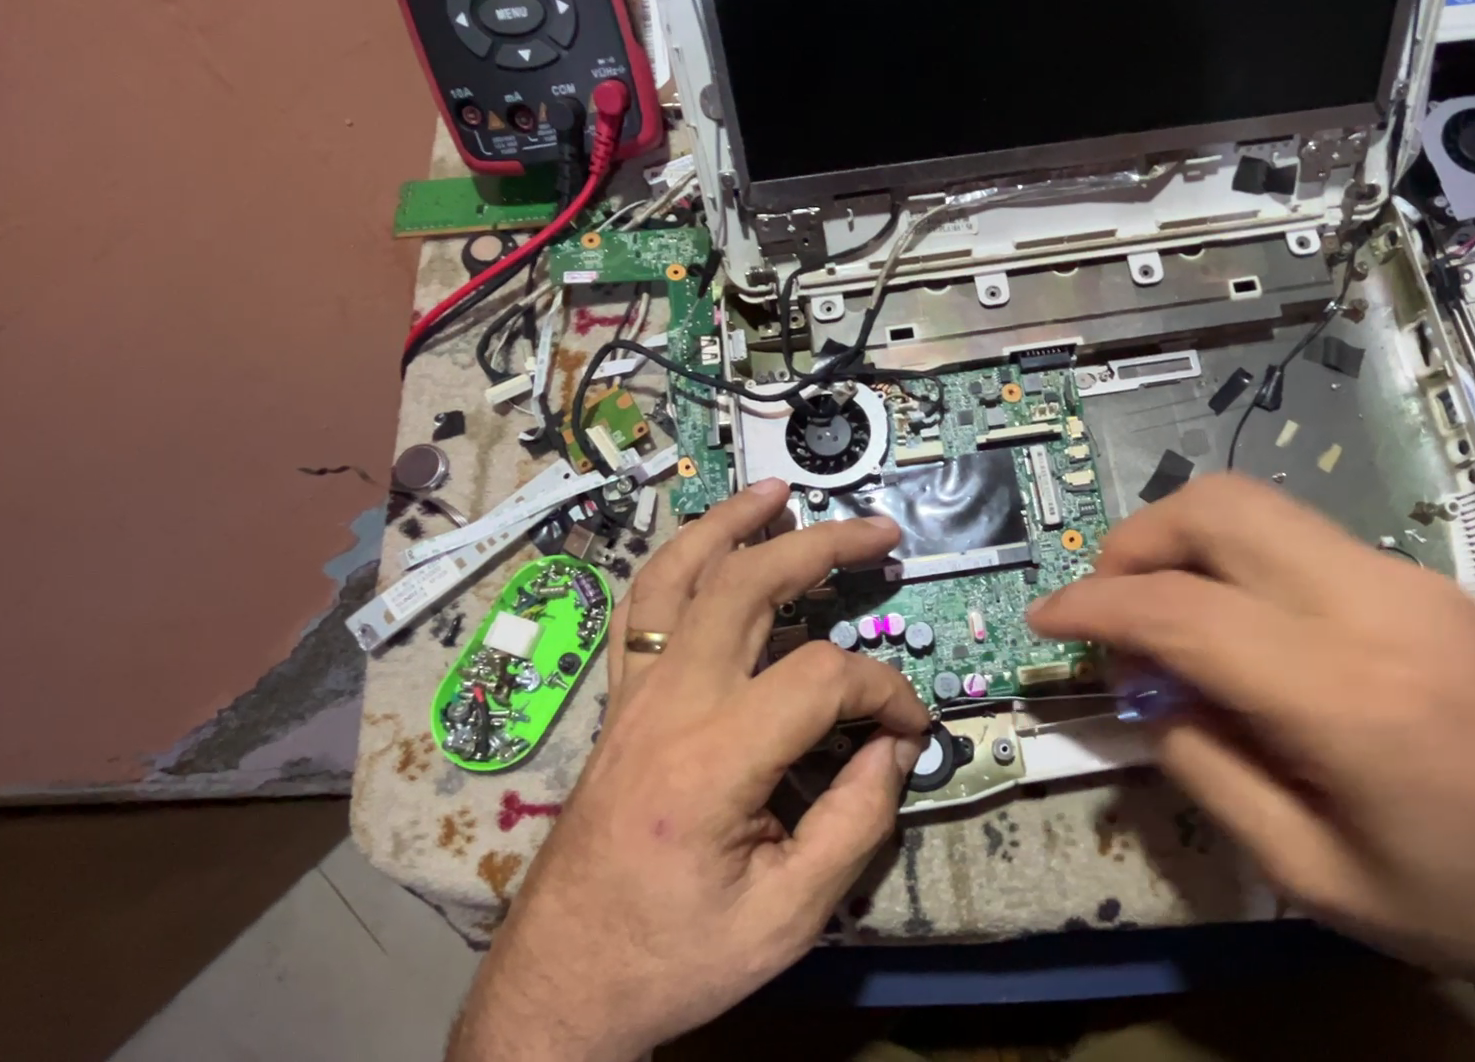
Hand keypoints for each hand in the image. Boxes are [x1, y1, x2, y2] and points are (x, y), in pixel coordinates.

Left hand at [449, 480, 928, 1061]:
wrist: (565, 982)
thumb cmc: (676, 955)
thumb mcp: (790, 915)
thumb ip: (855, 823)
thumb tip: (891, 748)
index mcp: (713, 759)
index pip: (821, 679)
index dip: (883, 694)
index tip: (909, 731)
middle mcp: (668, 704)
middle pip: (747, 586)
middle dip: (822, 547)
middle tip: (878, 531)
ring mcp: (634, 695)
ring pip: (678, 576)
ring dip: (731, 525)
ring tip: (776, 492)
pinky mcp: (619, 703)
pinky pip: (640, 610)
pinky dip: (677, 562)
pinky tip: (707, 548)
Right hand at [1029, 474, 1474, 1061]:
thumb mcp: (1314, 876)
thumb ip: (1209, 773)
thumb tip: (1150, 700)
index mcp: (1343, 692)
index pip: (1177, 609)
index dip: (1092, 605)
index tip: (1042, 619)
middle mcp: (1374, 604)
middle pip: (1219, 508)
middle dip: (1135, 540)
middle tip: (1105, 604)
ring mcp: (1411, 582)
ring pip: (1262, 510)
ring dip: (1186, 545)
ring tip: (1163, 619)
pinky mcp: (1432, 584)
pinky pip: (1304, 543)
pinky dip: (1240, 565)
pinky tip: (1241, 633)